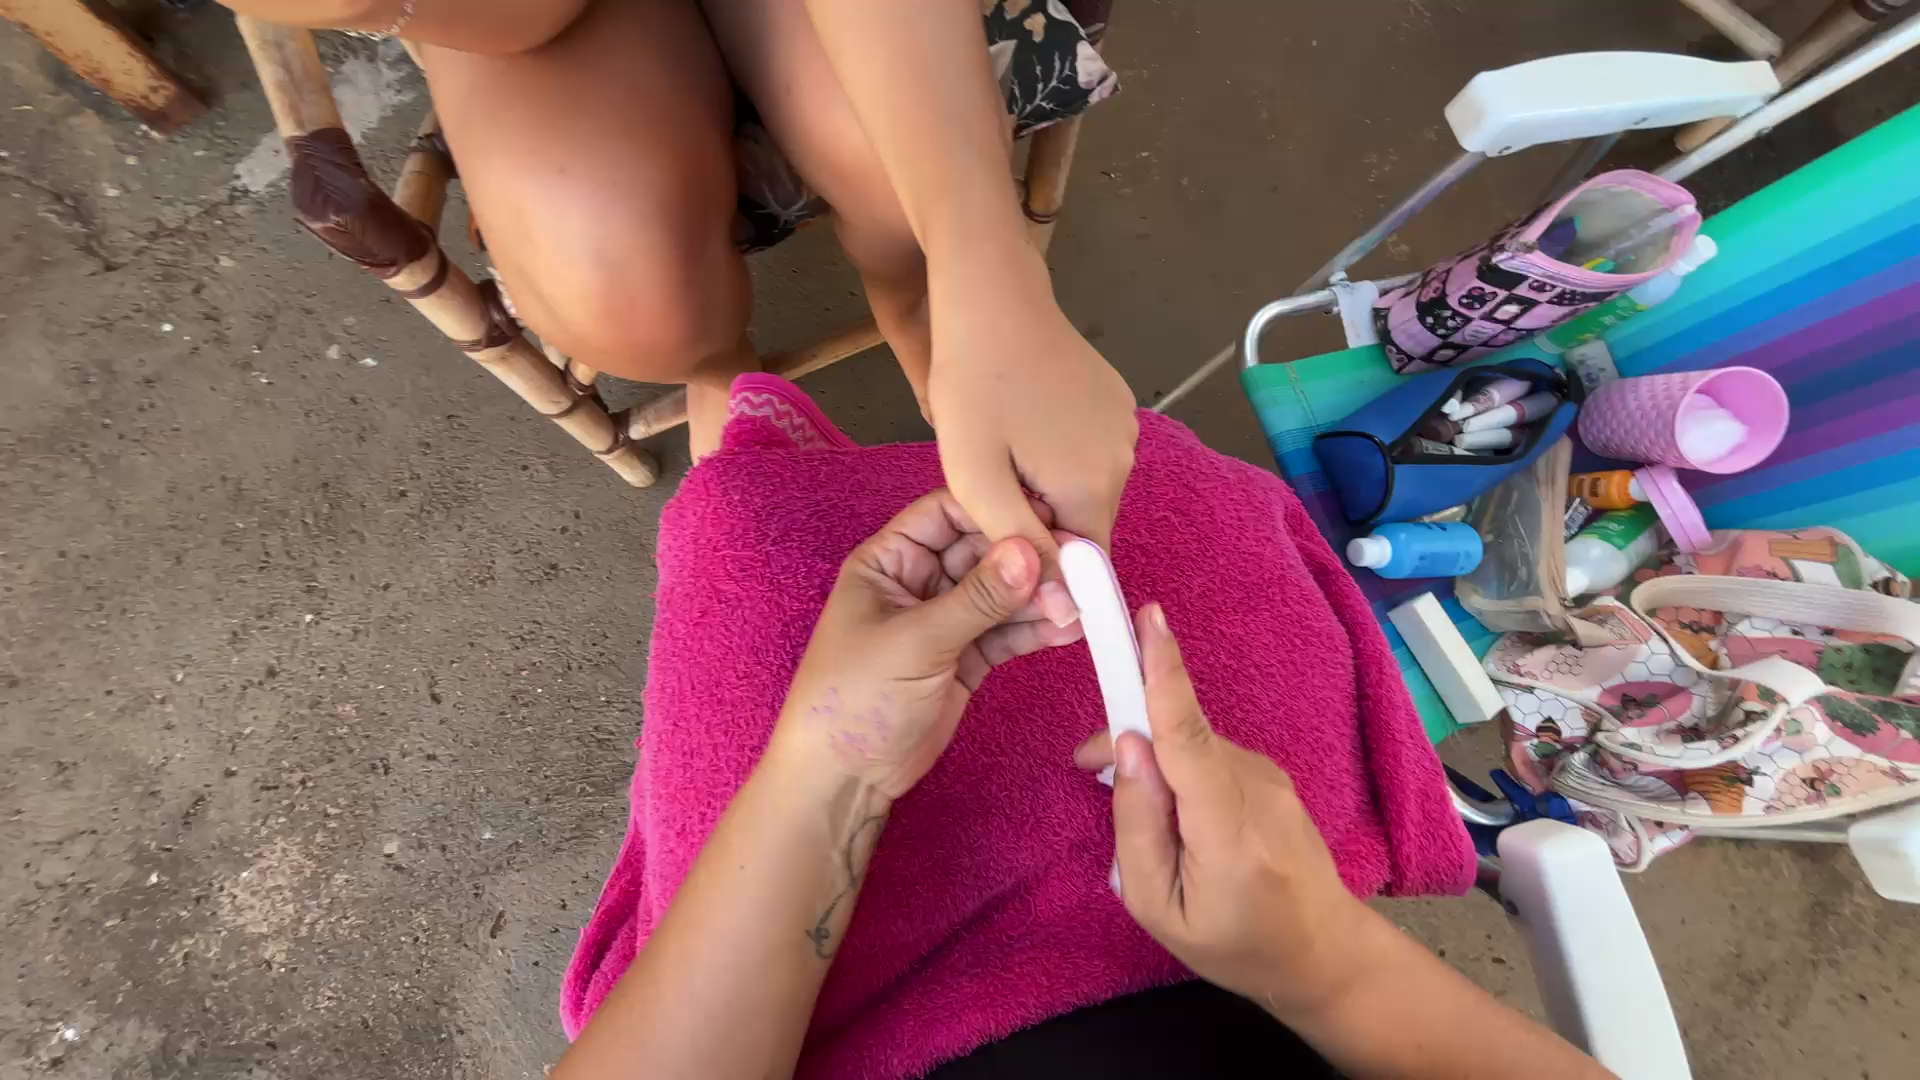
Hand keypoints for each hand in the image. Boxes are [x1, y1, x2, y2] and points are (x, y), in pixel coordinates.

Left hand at [773, 490, 1083, 800]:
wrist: (845, 778)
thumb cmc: (855, 697)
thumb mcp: (915, 641)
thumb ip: (976, 598)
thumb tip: (1029, 551)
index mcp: (890, 560)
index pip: (947, 514)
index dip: (994, 510)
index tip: (1045, 514)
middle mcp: (920, 581)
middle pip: (983, 553)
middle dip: (1028, 558)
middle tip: (1079, 564)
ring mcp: (946, 620)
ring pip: (1001, 595)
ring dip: (1040, 597)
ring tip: (1084, 600)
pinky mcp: (967, 656)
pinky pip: (1006, 633)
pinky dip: (1035, 631)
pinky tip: (1070, 629)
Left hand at [925, 253, 1137, 558]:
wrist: (990, 295)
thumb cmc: (973, 387)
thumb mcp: (978, 480)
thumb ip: (1022, 547)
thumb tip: (1067, 611)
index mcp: (1095, 486)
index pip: (1087, 564)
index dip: (1047, 571)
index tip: (1004, 550)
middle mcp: (1125, 459)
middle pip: (1087, 524)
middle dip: (1042, 526)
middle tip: (991, 493)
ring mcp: (1124, 424)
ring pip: (1086, 488)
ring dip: (1048, 491)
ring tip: (1003, 455)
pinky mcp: (1114, 399)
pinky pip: (1089, 453)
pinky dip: (1059, 458)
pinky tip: (1024, 428)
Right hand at [1073, 603, 1377, 1023]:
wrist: (1324, 952)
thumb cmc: (1234, 942)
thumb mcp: (1157, 905)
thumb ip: (1137, 823)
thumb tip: (1130, 744)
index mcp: (1229, 830)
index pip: (1189, 739)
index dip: (1165, 676)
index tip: (1150, 619)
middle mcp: (1255, 786)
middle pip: (1177, 736)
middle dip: (1125, 736)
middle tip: (1085, 766)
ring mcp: (1268, 773)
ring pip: (1188, 742)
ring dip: (1150, 756)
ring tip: (1133, 804)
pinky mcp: (1268, 769)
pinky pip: (1206, 752)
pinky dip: (1175, 763)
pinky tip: (1172, 806)